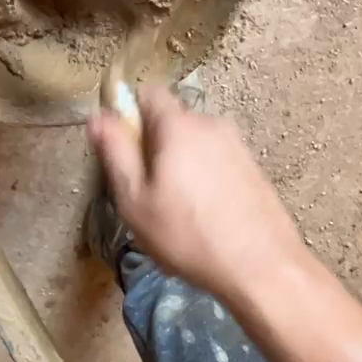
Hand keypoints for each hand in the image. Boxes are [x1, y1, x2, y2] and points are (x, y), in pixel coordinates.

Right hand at [87, 84, 304, 305]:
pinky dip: (204, 175)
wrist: (264, 269)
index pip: (147, 92)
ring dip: (180, 161)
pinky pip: (216, 158)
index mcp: (177, 124)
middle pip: (171, 118)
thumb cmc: (188, 235)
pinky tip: (205, 214)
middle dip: (155, 143)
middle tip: (148, 188)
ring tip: (178, 207)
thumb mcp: (135, 200)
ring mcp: (236, 144)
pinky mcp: (253, 167)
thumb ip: (114, 152)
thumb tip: (97, 117)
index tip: (125, 149)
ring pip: (194, 140)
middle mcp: (209, 123)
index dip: (130, 114)